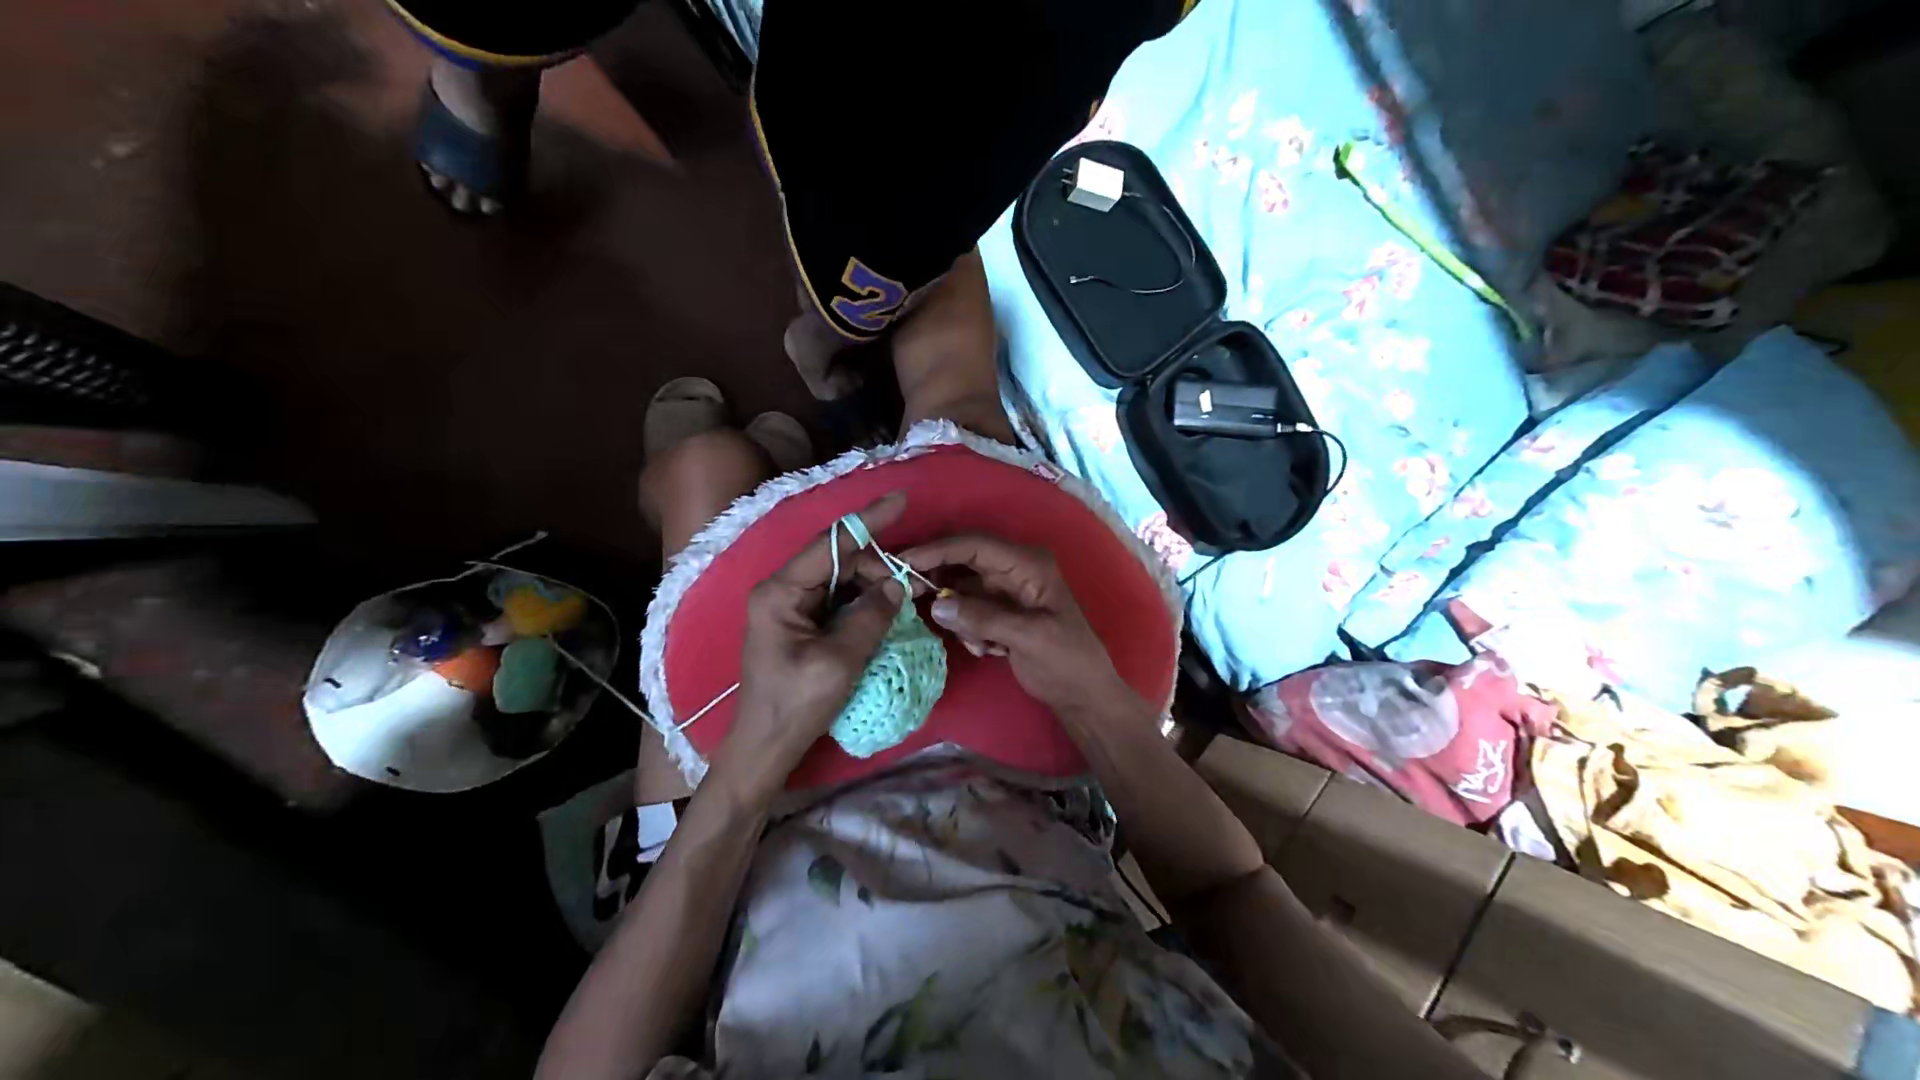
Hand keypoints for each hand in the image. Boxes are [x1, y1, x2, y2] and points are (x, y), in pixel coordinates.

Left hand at [713, 495, 905, 800]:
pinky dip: (866, 603)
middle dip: (877, 565)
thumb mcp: (838, 661)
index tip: (900, 501)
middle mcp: (783, 590)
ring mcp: (793, 607)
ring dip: (875, 585)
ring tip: (907, 597)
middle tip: (913, 582)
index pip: (830, 544)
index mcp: (781, 592)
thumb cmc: (794, 705)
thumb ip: (870, 617)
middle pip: (838, 561)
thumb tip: (897, 585)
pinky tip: (888, 609)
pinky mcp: (804, 624)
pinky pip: (840, 601)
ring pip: (843, 580)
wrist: (766, 746)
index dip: (867, 522)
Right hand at [902, 534, 1139, 717]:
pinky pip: (967, 609)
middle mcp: (1014, 569)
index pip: (974, 545)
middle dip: (938, 580)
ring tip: (980, 644)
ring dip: (959, 616)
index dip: (937, 550)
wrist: (1083, 695)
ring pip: (960, 588)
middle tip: (910, 597)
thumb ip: (983, 618)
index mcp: (1028, 564)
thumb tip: (937, 604)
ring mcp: (1005, 590)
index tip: (903, 562)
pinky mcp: (998, 611)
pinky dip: (968, 629)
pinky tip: (989, 650)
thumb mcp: (1029, 638)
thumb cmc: (1067, 661)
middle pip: (962, 561)